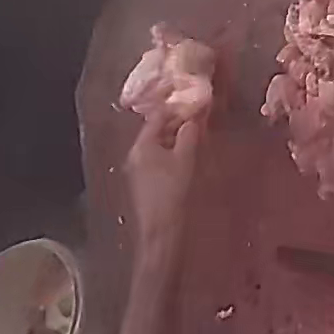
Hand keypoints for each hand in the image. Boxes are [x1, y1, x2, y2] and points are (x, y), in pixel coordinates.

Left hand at [124, 109, 203, 260]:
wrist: (160, 229)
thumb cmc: (172, 190)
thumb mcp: (185, 158)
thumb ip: (189, 133)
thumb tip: (193, 117)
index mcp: (142, 145)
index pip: (157, 116)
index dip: (176, 108)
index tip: (194, 103)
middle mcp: (136, 153)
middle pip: (156, 129)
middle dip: (177, 122)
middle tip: (198, 118)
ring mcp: (138, 167)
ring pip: (158, 143)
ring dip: (176, 137)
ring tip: (196, 133)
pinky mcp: (144, 180)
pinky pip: (158, 156)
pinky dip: (171, 150)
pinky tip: (186, 153)